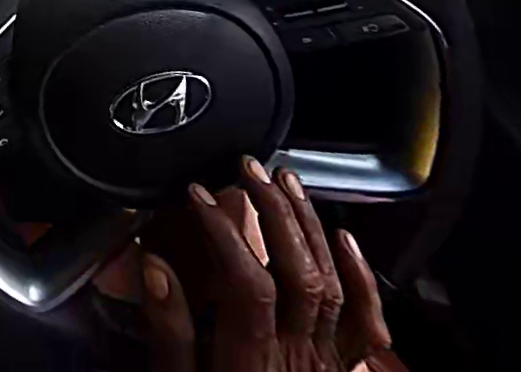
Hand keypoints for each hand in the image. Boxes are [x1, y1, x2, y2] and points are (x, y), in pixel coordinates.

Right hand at [185, 157, 394, 371]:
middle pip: (300, 274)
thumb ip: (169, 331)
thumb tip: (154, 264)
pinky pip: (366, 323)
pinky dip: (360, 277)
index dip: (224, 230)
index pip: (248, 282)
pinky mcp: (341, 371)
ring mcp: (328, 366)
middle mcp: (299, 361)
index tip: (196, 193)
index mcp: (253, 364)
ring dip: (311, 226)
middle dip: (274, 211)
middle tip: (247, 168)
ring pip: (334, 287)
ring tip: (286, 181)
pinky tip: (342, 237)